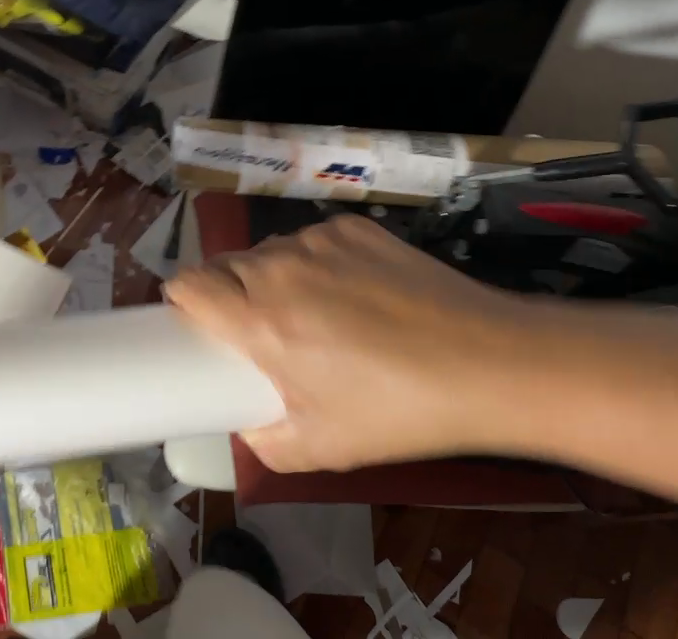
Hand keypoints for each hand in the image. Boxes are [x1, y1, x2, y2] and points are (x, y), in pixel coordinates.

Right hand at [166, 215, 535, 472]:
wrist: (493, 364)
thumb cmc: (399, 412)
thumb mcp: (322, 449)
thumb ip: (263, 441)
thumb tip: (246, 424)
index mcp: (260, 320)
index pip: (186, 284)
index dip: (184, 302)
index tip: (200, 325)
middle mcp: (279, 269)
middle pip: (222, 266)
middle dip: (228, 294)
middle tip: (262, 330)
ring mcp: (318, 241)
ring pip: (267, 252)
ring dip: (272, 277)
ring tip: (317, 313)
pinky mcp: (354, 228)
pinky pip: (310, 241)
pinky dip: (315, 262)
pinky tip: (355, 292)